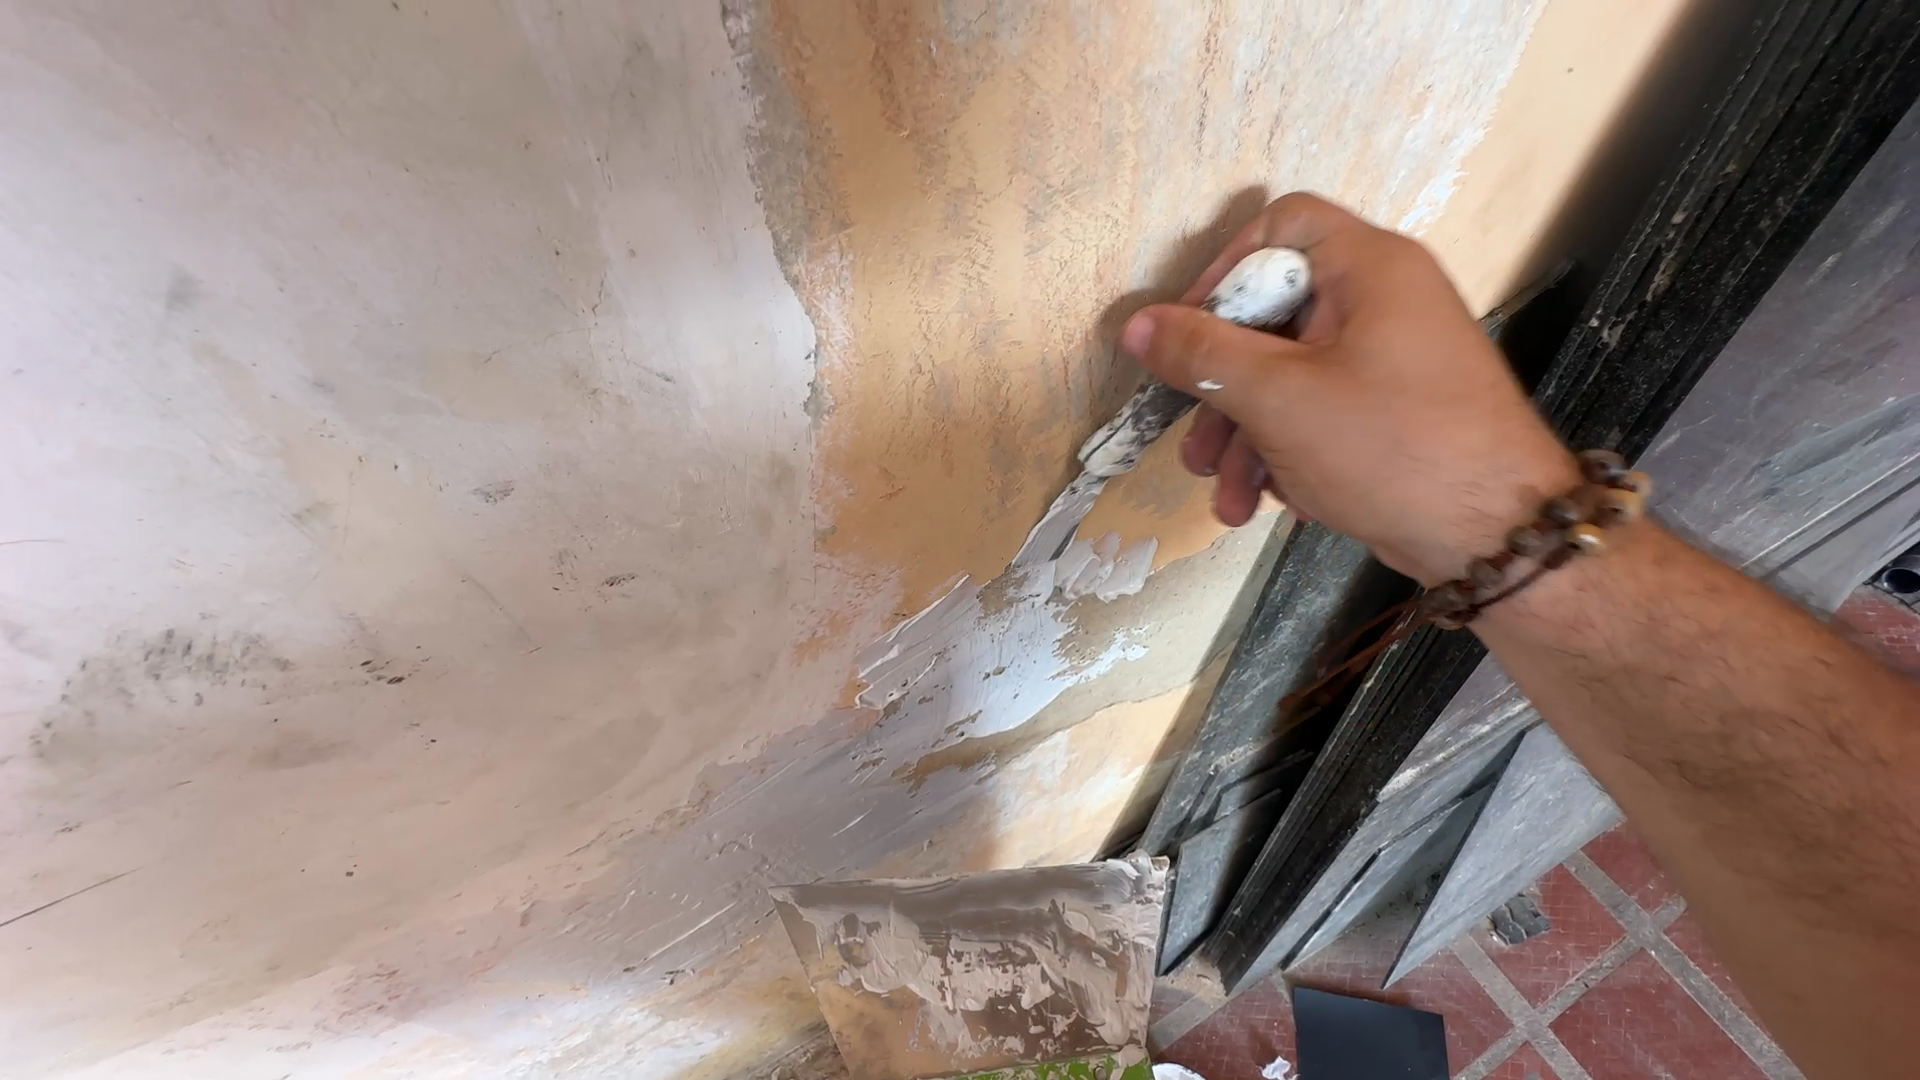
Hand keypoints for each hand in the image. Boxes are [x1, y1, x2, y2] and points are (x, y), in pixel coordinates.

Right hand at [1120, 193, 1580, 585]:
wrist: (1493, 538)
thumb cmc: (1388, 448)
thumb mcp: (1278, 398)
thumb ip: (1200, 355)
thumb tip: (1136, 326)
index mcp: (1368, 269)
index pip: (1280, 226)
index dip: (1222, 273)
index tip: (1188, 334)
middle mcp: (1378, 303)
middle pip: (1269, 318)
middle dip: (1220, 391)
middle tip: (1195, 444)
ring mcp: (1381, 360)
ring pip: (1282, 378)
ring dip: (1241, 439)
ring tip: (1226, 498)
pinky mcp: (1382, 411)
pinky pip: (1310, 413)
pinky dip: (1279, 453)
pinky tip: (1266, 501)